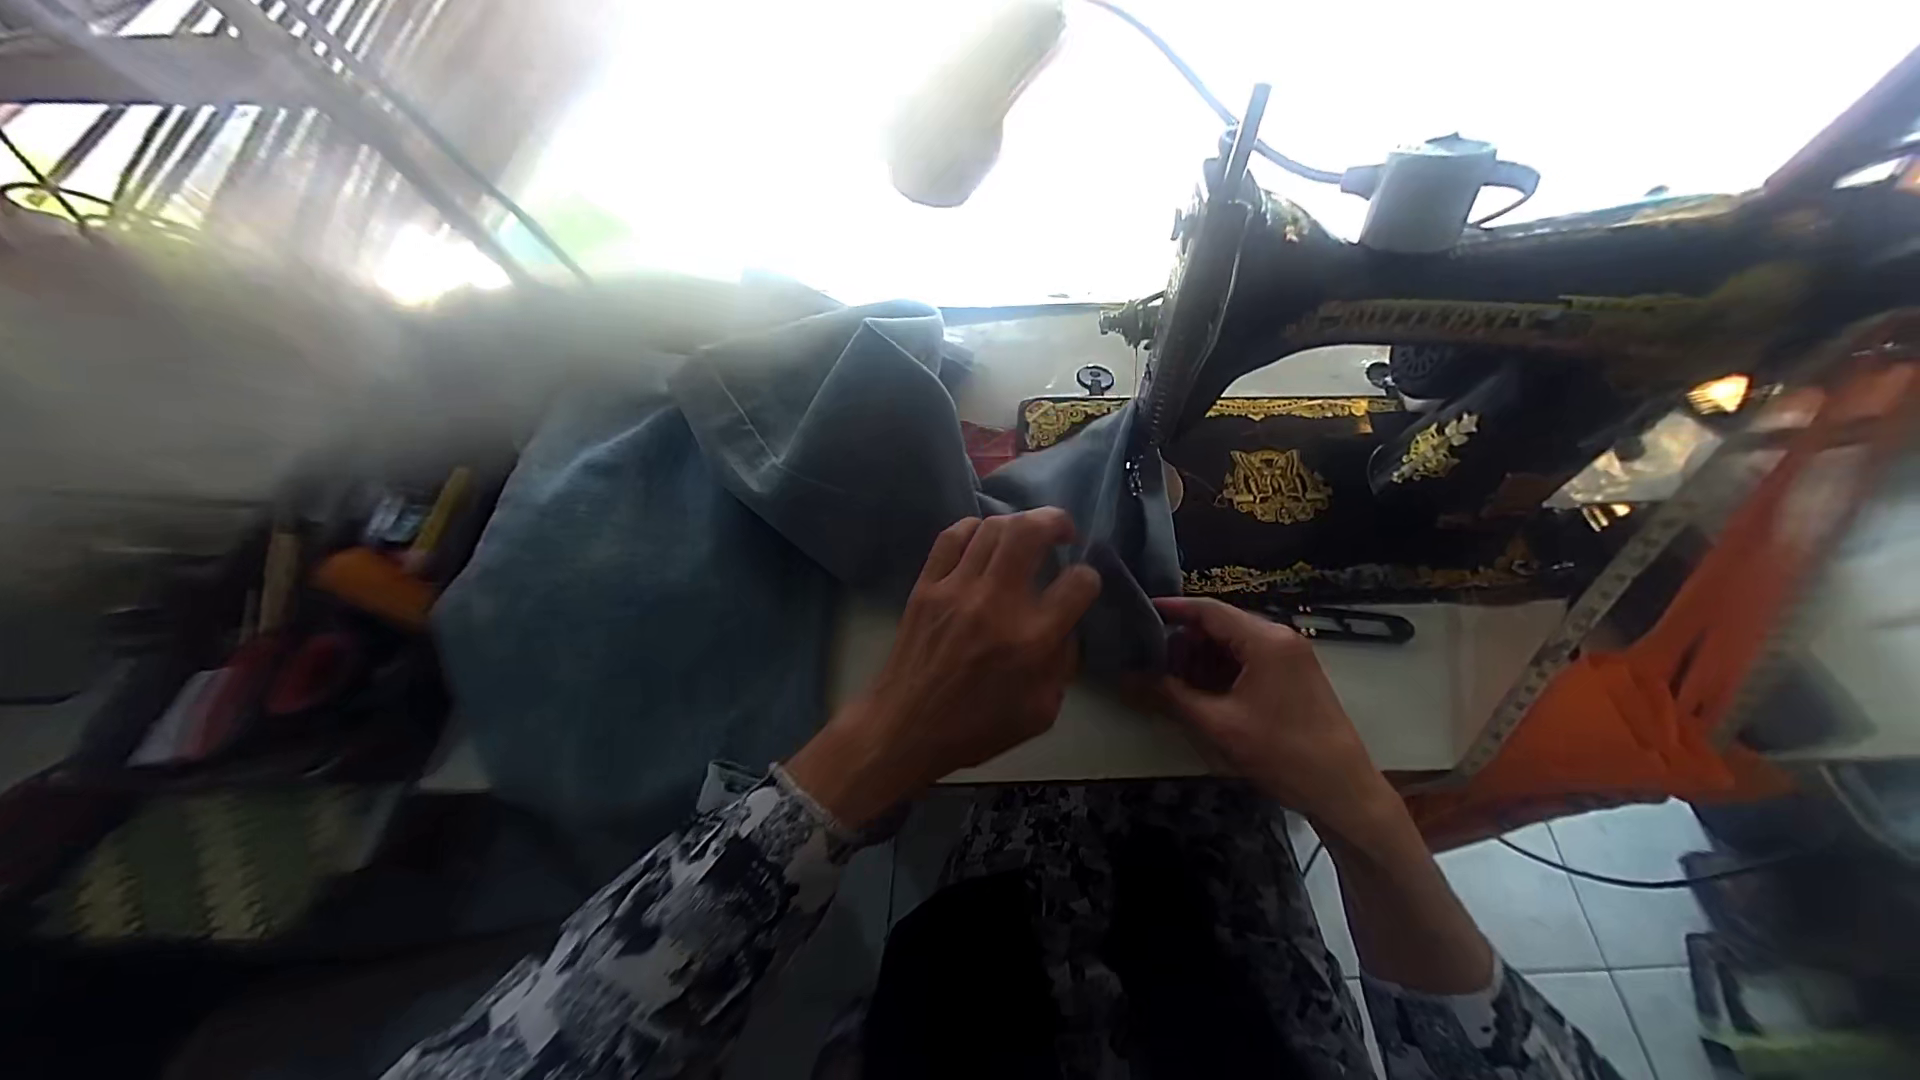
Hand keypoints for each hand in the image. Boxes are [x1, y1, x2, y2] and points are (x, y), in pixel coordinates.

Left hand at [787, 508, 1100, 826]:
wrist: (905, 728)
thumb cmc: (975, 727)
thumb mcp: (1040, 711)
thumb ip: (1063, 664)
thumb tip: (1065, 624)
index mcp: (1032, 639)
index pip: (1077, 583)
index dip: (1088, 578)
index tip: (1081, 583)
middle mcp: (996, 603)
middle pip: (1030, 531)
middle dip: (1055, 520)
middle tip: (1063, 532)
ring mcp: (956, 589)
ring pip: (992, 527)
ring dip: (1018, 522)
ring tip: (1025, 535)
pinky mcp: (926, 585)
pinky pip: (951, 537)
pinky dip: (973, 529)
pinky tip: (983, 539)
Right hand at [1152, 597, 1397, 843]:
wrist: (1344, 792)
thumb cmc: (1282, 752)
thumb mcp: (1218, 724)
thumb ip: (1169, 696)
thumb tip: (1126, 679)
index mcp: (1265, 640)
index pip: (1208, 610)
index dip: (1171, 609)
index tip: (1139, 611)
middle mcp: (1279, 637)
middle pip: (1219, 624)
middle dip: (1182, 640)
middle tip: (1149, 659)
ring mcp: (1289, 655)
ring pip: (1231, 643)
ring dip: (1200, 657)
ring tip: (1169, 679)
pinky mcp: (1292, 674)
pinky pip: (1247, 658)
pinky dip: (1220, 669)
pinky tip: (1199, 691)